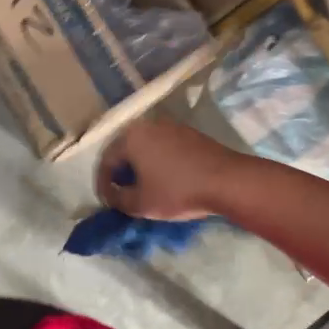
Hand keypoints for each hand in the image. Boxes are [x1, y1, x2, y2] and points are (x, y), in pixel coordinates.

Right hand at [95, 119, 250, 220]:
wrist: (225, 179)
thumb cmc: (177, 191)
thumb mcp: (141, 204)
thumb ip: (118, 199)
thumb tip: (112, 194)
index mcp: (131, 137)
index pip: (106, 160)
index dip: (103, 183)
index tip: (107, 202)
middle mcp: (148, 124)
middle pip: (125, 149)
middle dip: (120, 172)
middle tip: (121, 193)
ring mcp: (170, 125)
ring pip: (145, 146)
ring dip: (139, 165)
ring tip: (142, 187)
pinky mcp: (188, 132)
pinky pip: (163, 146)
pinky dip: (157, 160)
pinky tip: (164, 178)